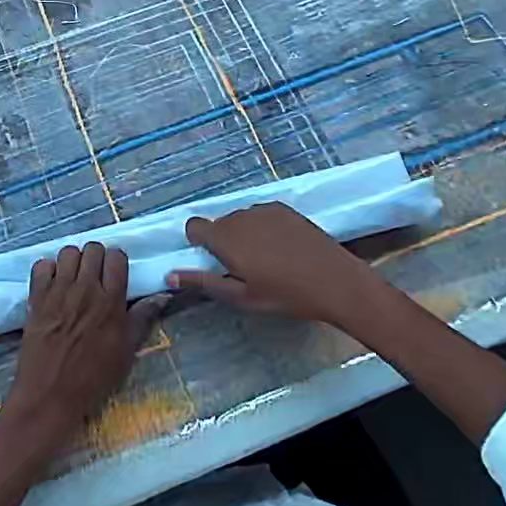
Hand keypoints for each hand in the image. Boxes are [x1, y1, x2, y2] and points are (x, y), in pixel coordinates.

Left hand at [0, 242, 161, 505]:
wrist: (50, 394)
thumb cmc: (93, 377)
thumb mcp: (126, 350)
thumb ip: (142, 318)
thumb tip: (163, 295)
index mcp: (111, 300)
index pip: (116, 257)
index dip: (117, 261)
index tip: (114, 273)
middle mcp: (85, 289)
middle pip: (92, 249)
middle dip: (96, 257)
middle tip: (94, 275)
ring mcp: (58, 291)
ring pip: (67, 252)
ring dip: (73, 261)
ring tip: (73, 278)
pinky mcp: (36, 297)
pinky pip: (41, 265)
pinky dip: (48, 269)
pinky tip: (52, 284)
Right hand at [168, 202, 408, 332]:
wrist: (336, 281)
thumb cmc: (285, 295)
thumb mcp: (240, 296)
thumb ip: (203, 282)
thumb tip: (169, 276)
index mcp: (225, 238)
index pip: (194, 226)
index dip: (198, 242)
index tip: (213, 260)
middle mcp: (240, 216)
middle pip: (219, 223)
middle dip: (224, 241)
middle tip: (244, 268)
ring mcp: (264, 209)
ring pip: (241, 219)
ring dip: (244, 234)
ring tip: (267, 260)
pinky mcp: (285, 209)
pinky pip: (262, 215)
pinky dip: (263, 227)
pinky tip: (283, 248)